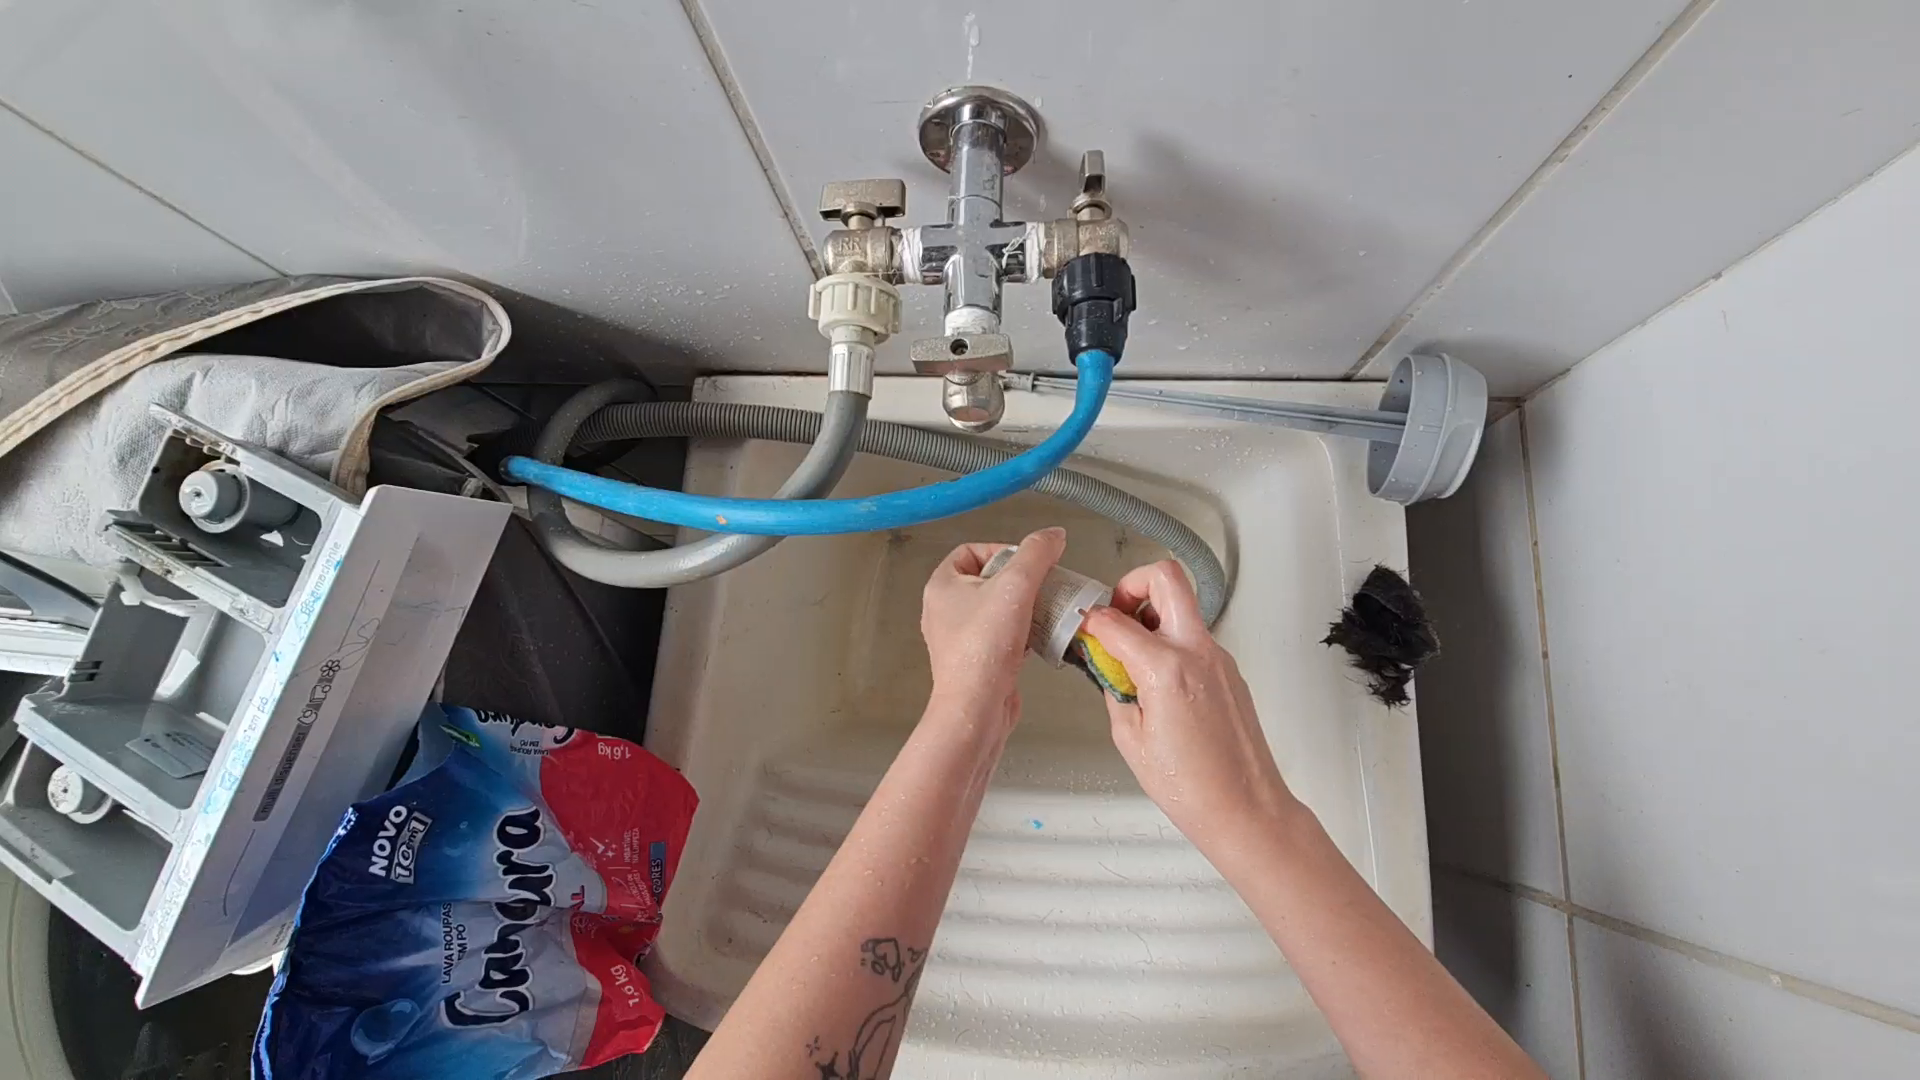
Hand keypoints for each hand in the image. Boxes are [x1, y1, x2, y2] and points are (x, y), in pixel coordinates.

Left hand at [920, 527, 1065, 721]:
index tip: (1029, 564)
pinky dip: (1022, 633)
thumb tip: (1054, 534)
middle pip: (988, 579)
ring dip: (1024, 608)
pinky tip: (1040, 638)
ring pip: (997, 609)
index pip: (972, 550)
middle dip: (1020, 582)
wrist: (977, 707)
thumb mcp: (1016, 586)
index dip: (1003, 551)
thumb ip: (1037, 554)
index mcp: (942, 585)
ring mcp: (958, 637)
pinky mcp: (975, 660)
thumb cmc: (986, 646)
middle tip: (1044, 587)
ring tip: (1047, 612)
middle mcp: (944, 609)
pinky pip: (1000, 635)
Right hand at [1081, 561, 1302, 853]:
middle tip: (1115, 616)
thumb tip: (1106, 664)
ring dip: (1151, 616)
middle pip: (1166, 578)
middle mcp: (1197, 652)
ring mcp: (1218, 658)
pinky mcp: (1228, 670)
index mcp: (1167, 669)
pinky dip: (1168, 642)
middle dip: (1132, 585)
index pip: (1116, 620)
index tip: (1082, 630)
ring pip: (1182, 606)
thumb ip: (1114, 687)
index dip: (1091, 622)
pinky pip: (1193, 637)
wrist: (1247, 810)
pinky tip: (1155, 682)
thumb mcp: (1129, 737)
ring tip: (1131, 658)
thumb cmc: (1192, 786)